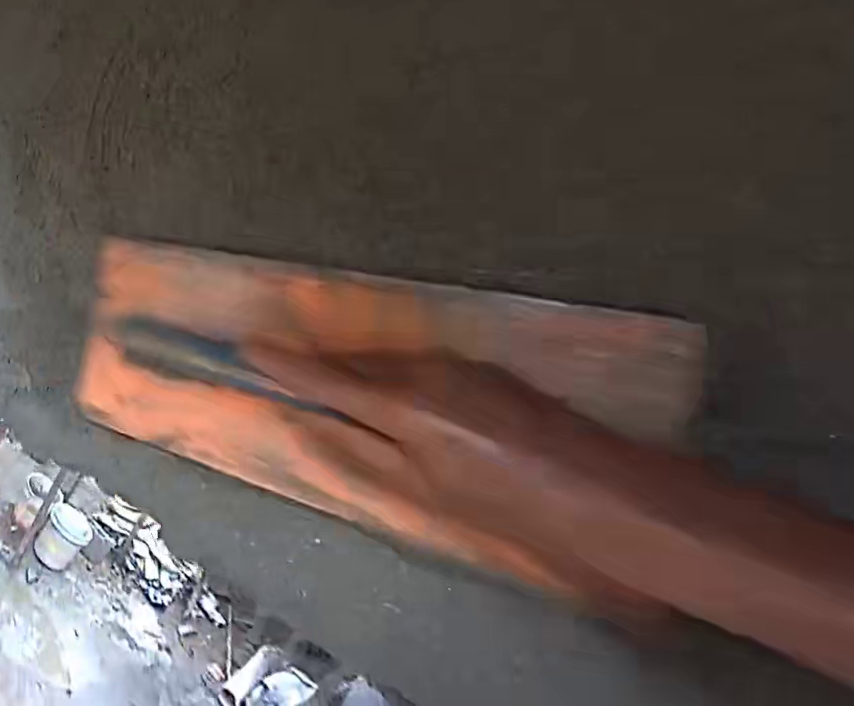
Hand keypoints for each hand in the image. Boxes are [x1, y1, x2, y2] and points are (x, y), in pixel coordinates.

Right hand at [241, 339, 612, 553]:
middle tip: (289, 365)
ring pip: (388, 361)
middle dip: (323, 365)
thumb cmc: (507, 508)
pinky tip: (405, 395)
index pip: (326, 378)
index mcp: (401, 406)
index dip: (284, 363)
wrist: (604, 493)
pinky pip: (420, 363)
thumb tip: (317, 424)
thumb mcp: (425, 492)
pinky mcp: (479, 366)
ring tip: (343, 385)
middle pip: (356, 362)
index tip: (248, 345)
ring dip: (362, 370)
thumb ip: (364, 452)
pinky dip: (398, 374)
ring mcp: (454, 362)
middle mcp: (422, 370)